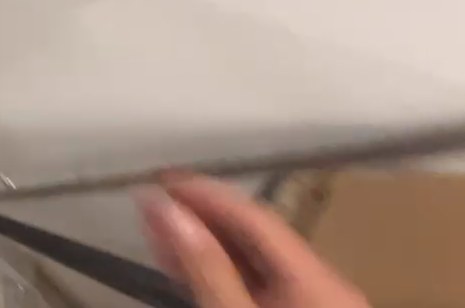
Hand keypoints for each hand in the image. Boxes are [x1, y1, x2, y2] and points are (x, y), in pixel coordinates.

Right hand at [138, 176, 368, 307]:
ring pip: (252, 257)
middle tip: (145, 205)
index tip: (153, 177)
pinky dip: (217, 267)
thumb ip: (200, 264)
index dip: (202, 191)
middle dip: (196, 216)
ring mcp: (317, 306)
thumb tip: (160, 204)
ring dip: (201, 240)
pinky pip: (258, 280)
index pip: (253, 215)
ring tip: (155, 231)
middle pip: (254, 235)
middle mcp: (326, 288)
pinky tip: (183, 263)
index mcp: (318, 283)